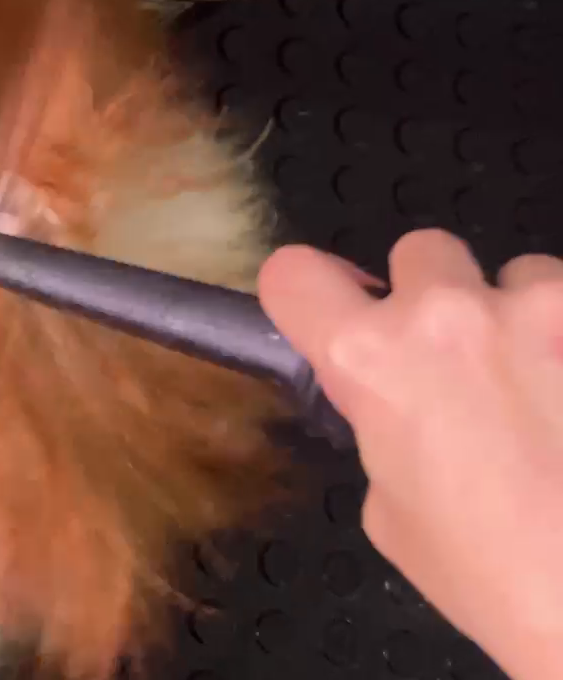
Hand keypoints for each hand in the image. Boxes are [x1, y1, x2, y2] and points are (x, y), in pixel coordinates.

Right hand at [259, 230, 562, 679]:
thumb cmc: (495, 578)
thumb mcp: (392, 502)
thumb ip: (389, 425)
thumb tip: (413, 411)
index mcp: (366, 355)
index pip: (291, 269)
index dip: (310, 291)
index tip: (337, 314)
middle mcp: (450, 316)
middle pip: (422, 249)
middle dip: (438, 294)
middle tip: (468, 358)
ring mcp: (561, 318)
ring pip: (534, 274)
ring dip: (537, 318)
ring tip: (561, 387)